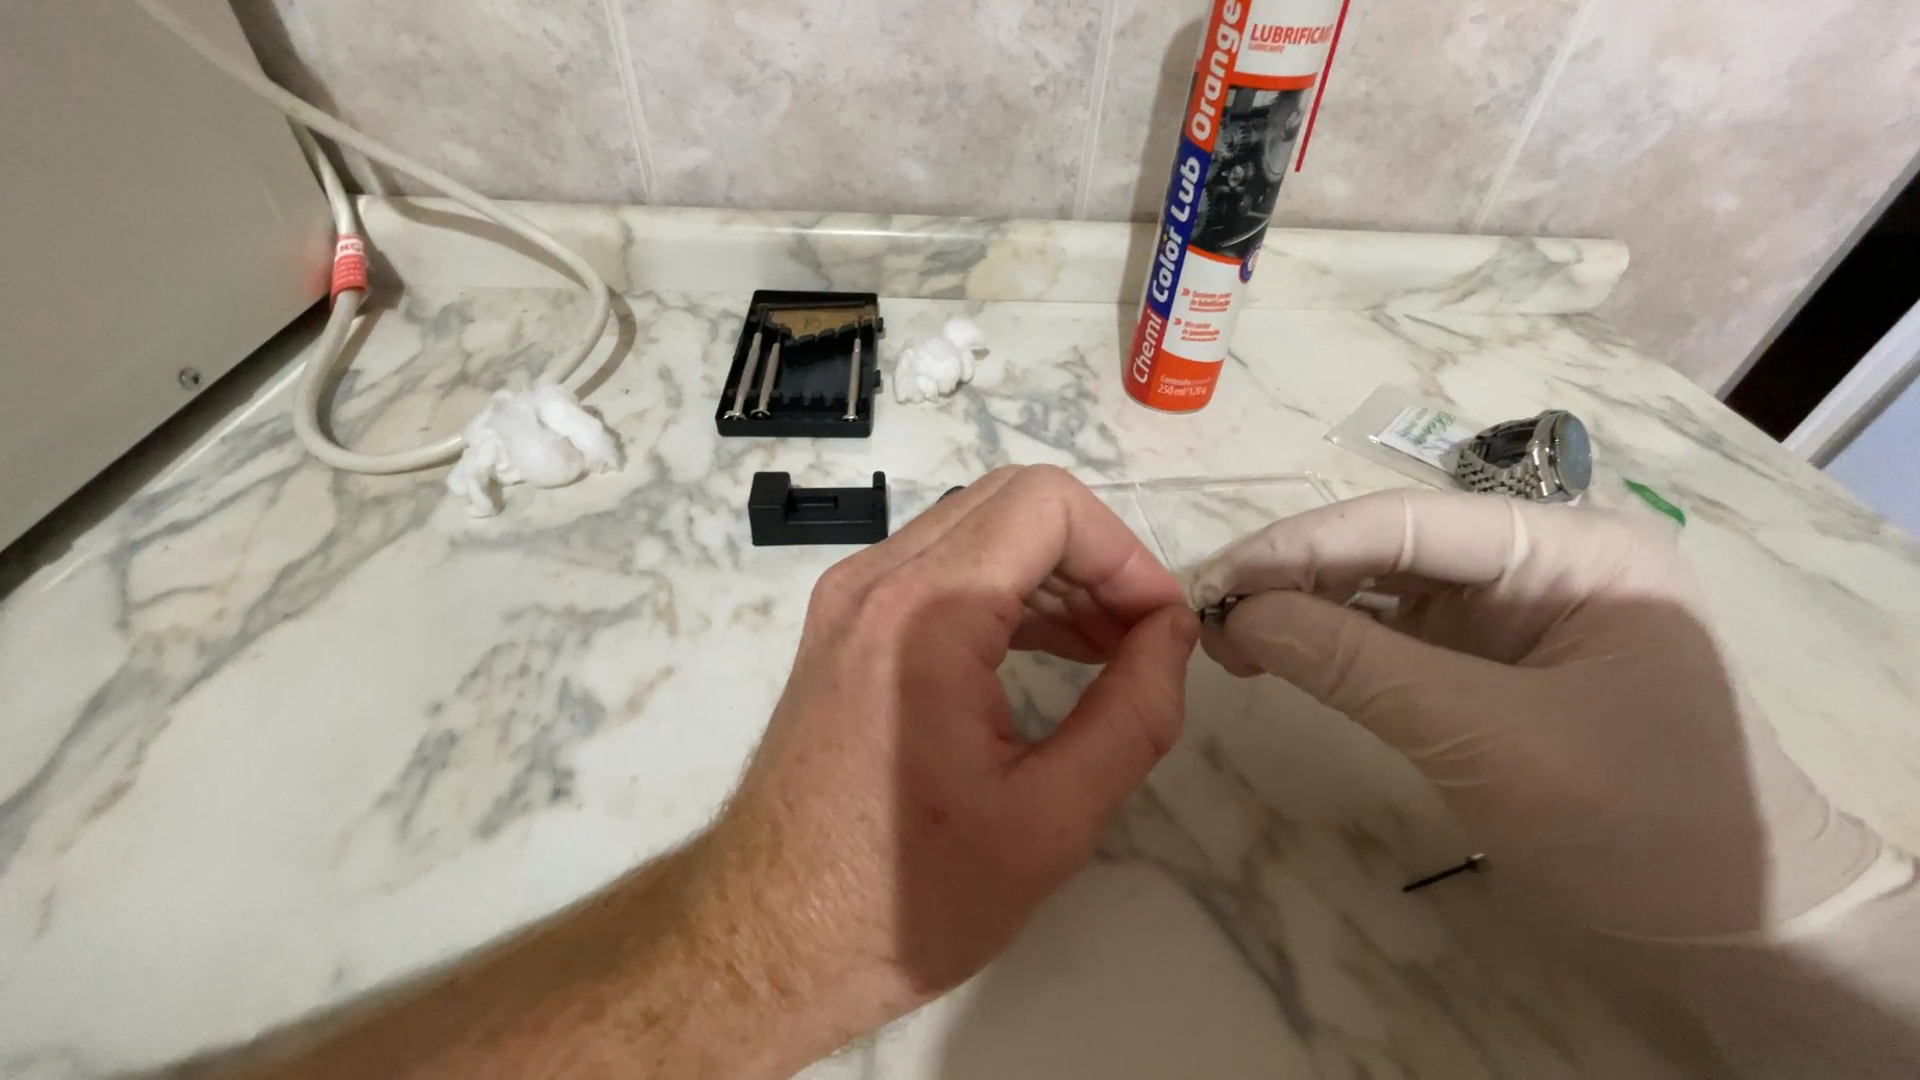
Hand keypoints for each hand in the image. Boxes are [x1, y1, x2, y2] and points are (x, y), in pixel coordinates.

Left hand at [695, 465, 1199, 1068]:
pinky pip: (941, 568)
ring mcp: (851, 597)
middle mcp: (877, 579)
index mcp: (926, 613)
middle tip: (1136, 638)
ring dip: (1052, 573)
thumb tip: (1173, 631)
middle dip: (1092, 557)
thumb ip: (1134, 713)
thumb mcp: (1051, 820)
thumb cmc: (910, 895)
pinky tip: (1046, 649)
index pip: (1048, 505)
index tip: (1159, 626)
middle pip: (1013, 503)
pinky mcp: (846, 624)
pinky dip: (1005, 591)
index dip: (1124, 553)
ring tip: (1105, 649)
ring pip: (978, 529)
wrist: (771, 936)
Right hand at [1193, 489, 1881, 940]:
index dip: (1302, 547)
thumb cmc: (1637, 826)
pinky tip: (1276, 655)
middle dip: (1293, 578)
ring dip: (1300, 609)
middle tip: (1210, 615)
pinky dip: (1326, 644)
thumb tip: (1238, 619)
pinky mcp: (1481, 659)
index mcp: (1572, 550)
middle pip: (1386, 548)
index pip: (1409, 525)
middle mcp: (1536, 562)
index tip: (1218, 580)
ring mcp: (1508, 611)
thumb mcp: (1484, 739)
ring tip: (1229, 640)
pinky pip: (1387, 634)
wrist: (1735, 932)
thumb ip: (1355, 667)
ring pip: (1378, 587)